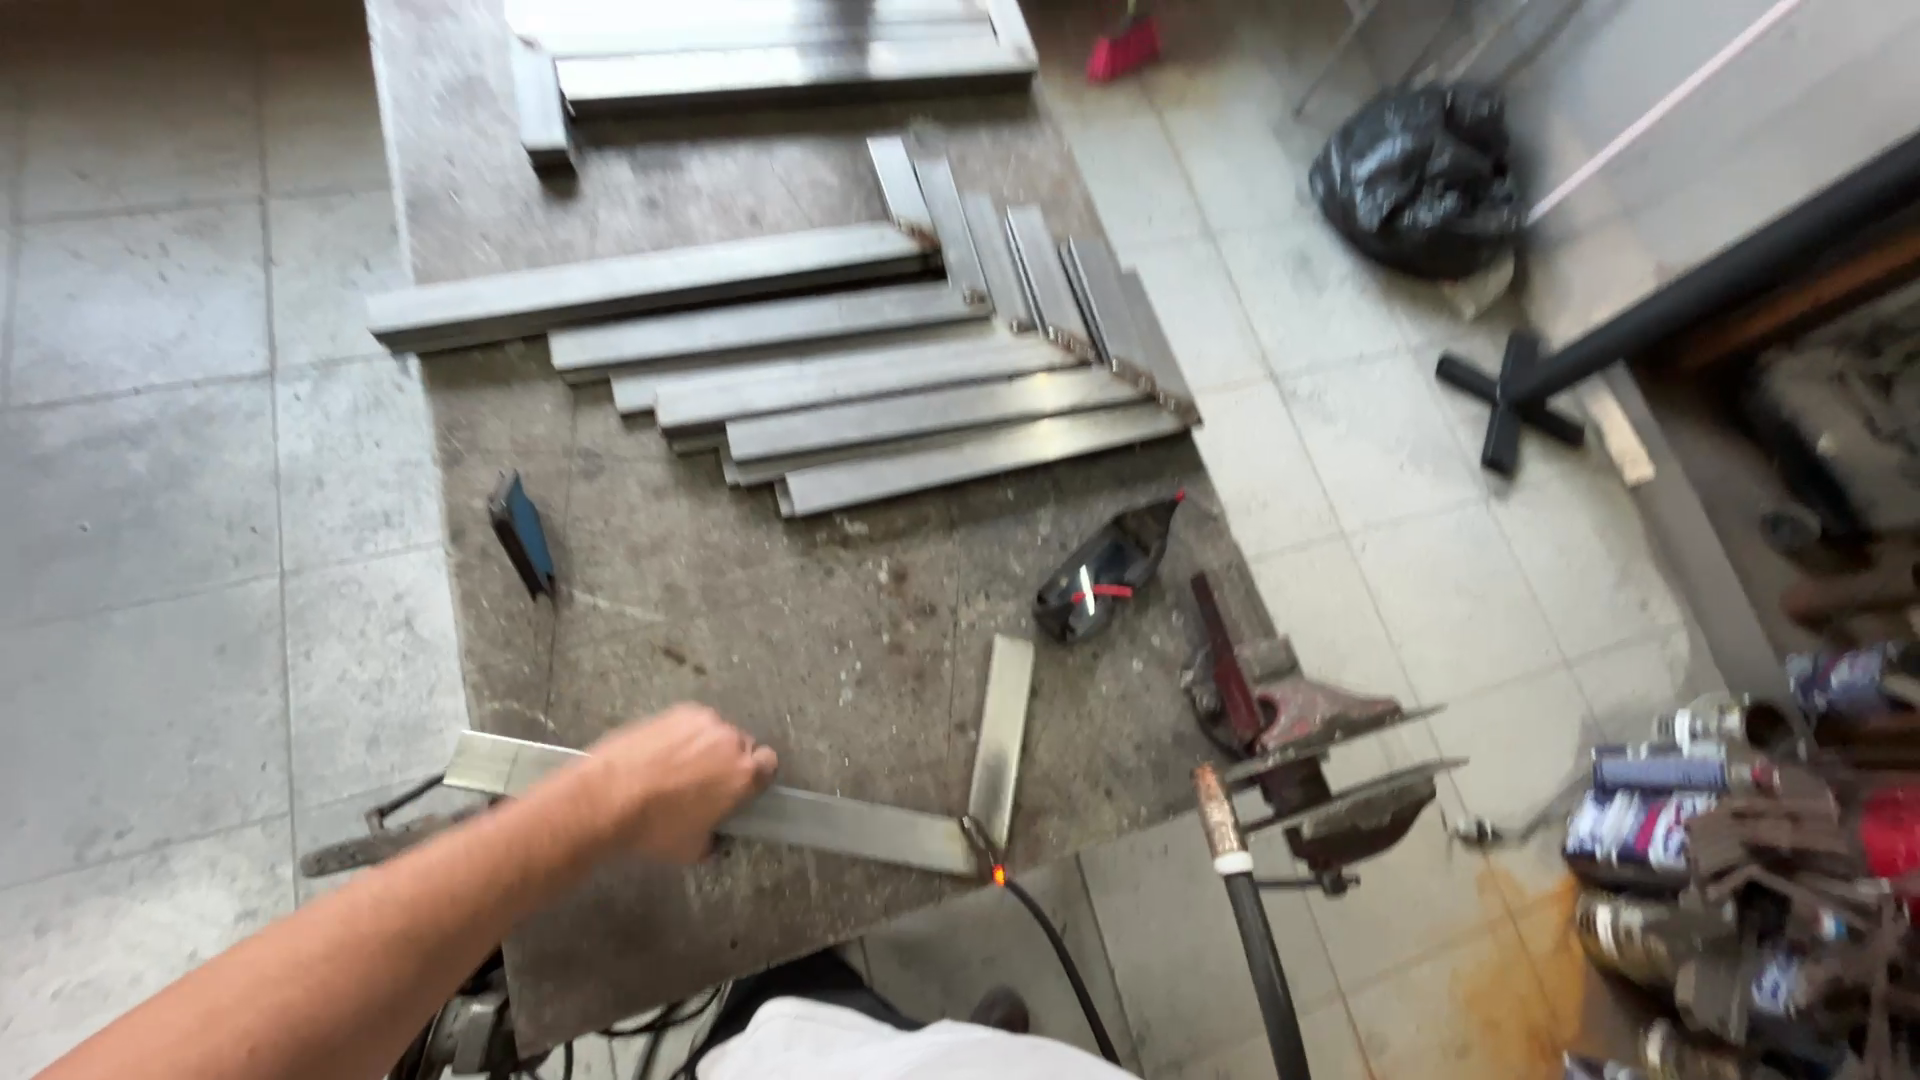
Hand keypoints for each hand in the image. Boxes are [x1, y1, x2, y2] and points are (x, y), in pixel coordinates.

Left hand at [580, 704, 778, 863]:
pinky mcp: (677, 711)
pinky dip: (682, 735)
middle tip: (704, 780)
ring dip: (706, 745)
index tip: (738, 787)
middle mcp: (731, 741)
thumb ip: (714, 839)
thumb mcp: (691, 849)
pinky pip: (691, 723)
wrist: (604, 799)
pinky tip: (661, 753)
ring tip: (677, 765)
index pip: (769, 764)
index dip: (755, 775)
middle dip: (728, 760)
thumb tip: (714, 837)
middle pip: (742, 745)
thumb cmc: (653, 829)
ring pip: (716, 732)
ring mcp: (704, 722)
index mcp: (744, 775)